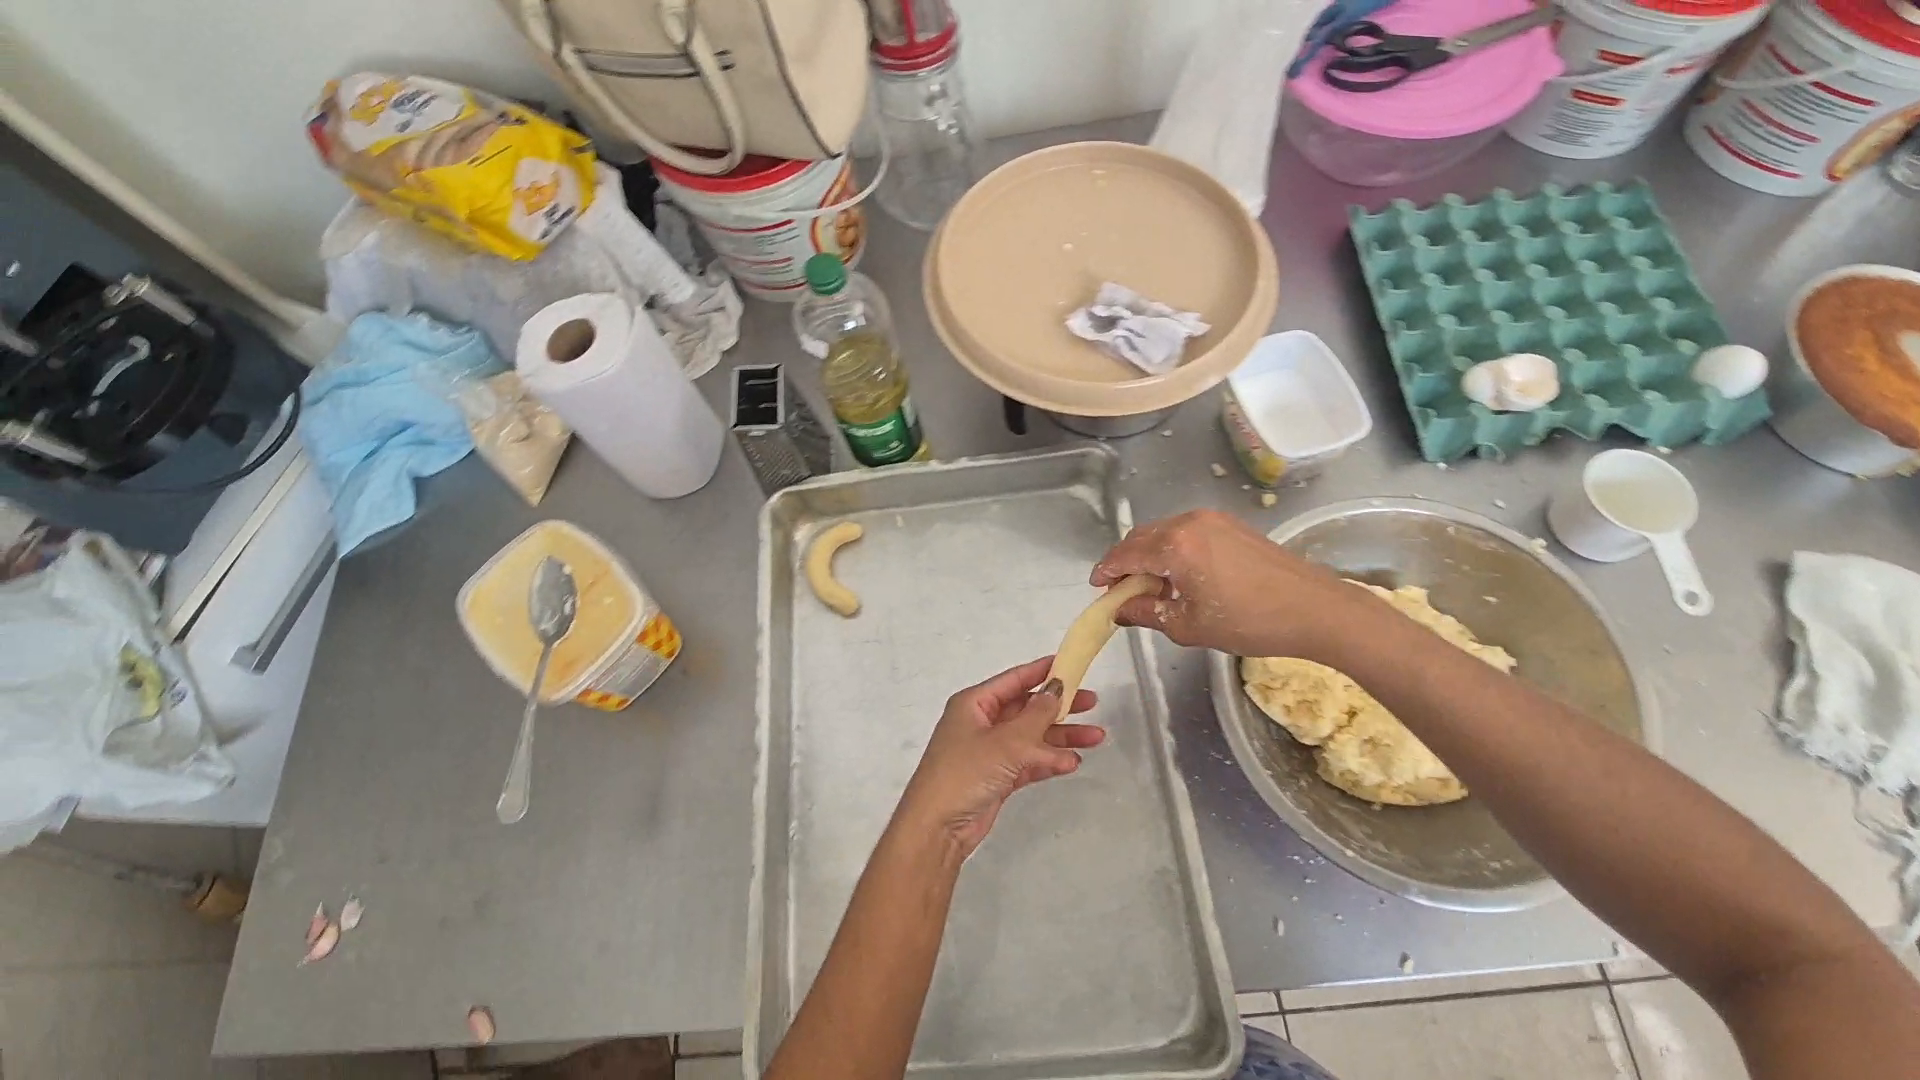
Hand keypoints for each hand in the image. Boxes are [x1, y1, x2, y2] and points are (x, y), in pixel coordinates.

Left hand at [896, 657, 1106, 858]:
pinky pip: (1029, 762)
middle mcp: (982, 723)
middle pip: (1027, 708)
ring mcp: (989, 751)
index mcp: (974, 704)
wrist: (937, 827)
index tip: (1072, 665)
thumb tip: (1057, 688)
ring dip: (1061, 738)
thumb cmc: (965, 773)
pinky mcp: (997, 777)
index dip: (1043, 671)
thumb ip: (1036, 715)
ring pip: (1032, 737)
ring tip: (1096, 738)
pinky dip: (1049, 761)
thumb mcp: (1005, 741)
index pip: (1014, 680)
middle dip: (1059, 708)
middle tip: (1093, 703)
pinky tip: (1072, 763)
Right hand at [1090, 509, 1366, 659]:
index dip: (1106, 572)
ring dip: (1150, 557)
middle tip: (1122, 594)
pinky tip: (1181, 577)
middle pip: (1141, 538)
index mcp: (1174, 545)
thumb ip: (1145, 612)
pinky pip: (1187, 533)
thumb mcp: (1188, 625)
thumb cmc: (1249, 621)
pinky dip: (1173, 551)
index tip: (1097, 590)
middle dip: (1126, 563)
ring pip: (1164, 533)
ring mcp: (1213, 519)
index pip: (1125, 554)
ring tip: (1153, 589)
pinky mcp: (1232, 525)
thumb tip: (1118, 610)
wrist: (1315, 609)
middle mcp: (1189, 522)